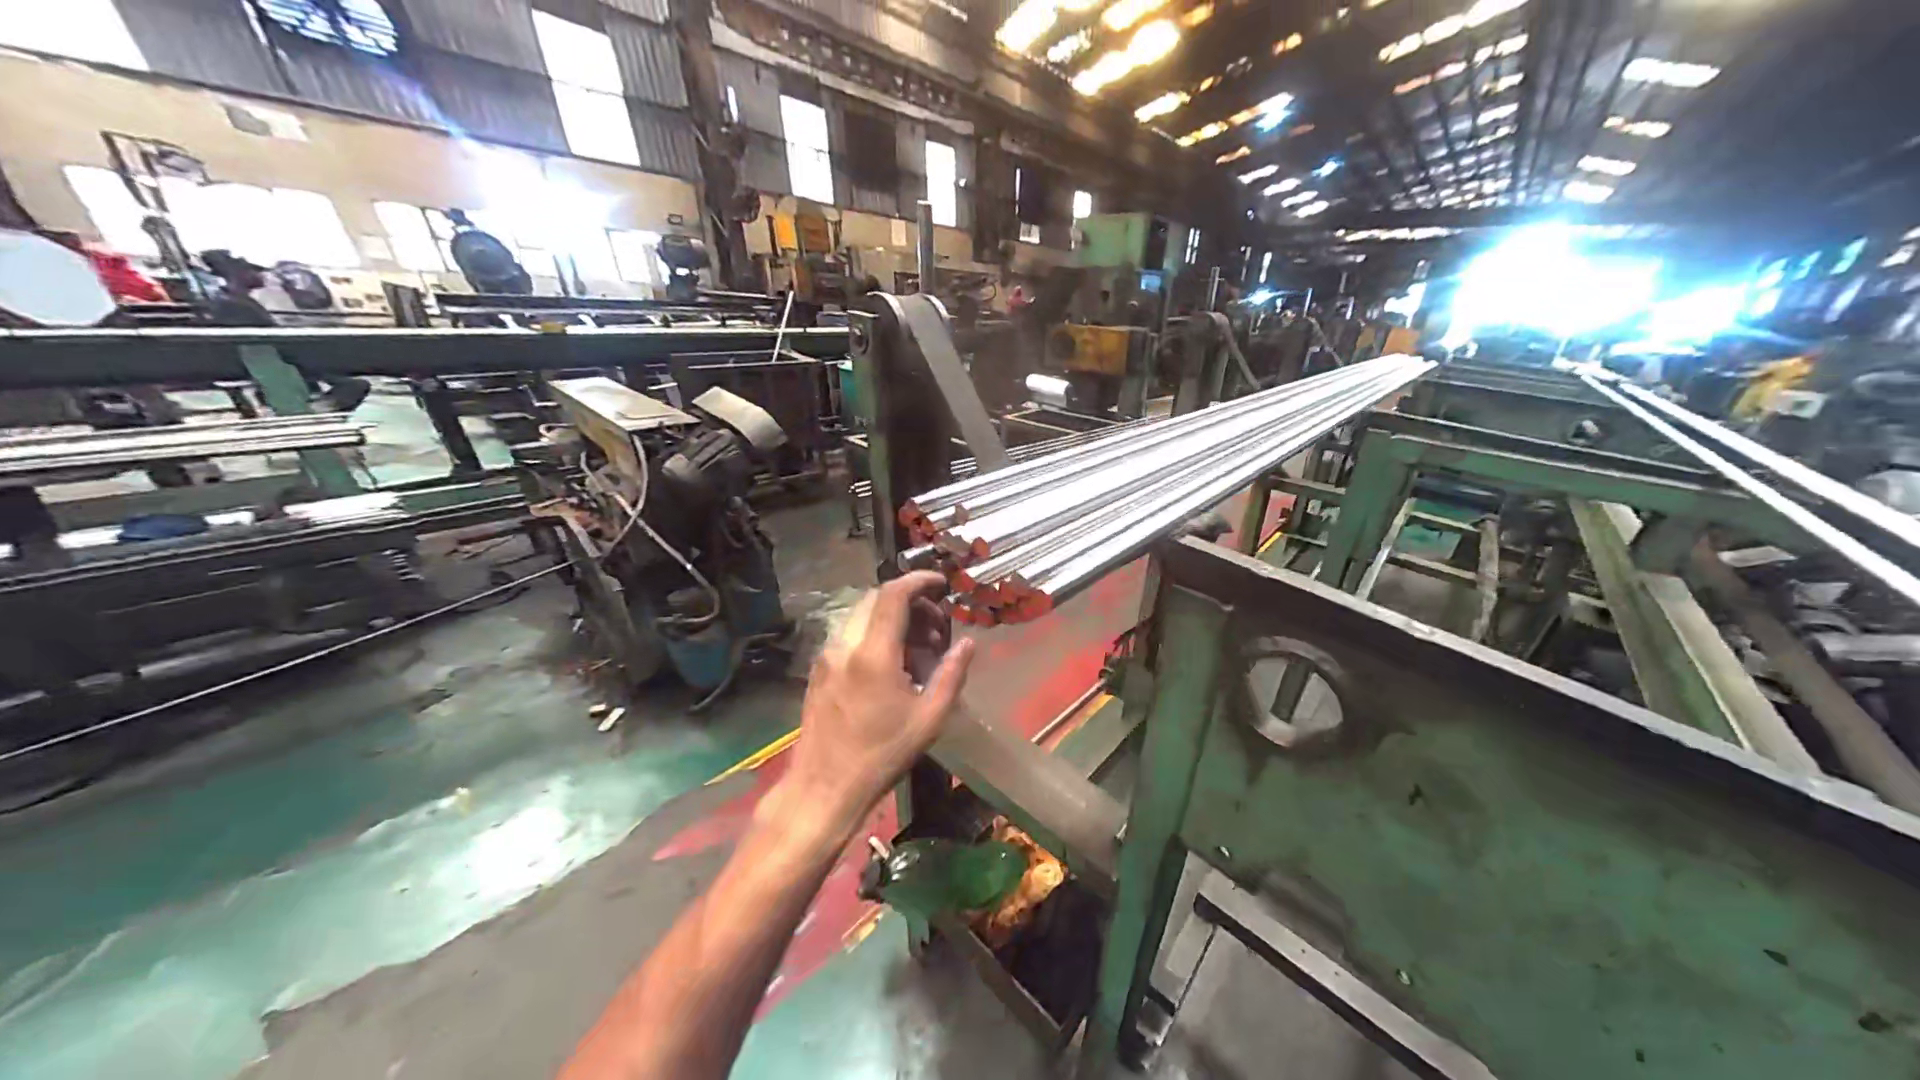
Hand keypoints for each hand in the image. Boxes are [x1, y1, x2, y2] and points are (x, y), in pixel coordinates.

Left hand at [779, 571, 975, 834]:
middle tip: (936, 625)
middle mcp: (845, 645)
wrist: (825, 786)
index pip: (894, 595)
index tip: (942, 584)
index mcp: (873, 654)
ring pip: (861, 614)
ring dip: (892, 617)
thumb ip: (951, 674)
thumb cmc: (882, 755)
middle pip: (876, 598)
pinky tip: (893, 663)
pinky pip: (849, 633)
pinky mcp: (819, 669)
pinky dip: (875, 632)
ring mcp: (827, 655)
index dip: (920, 581)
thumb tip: (968, 643)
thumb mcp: (929, 718)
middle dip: (910, 601)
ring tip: (919, 647)